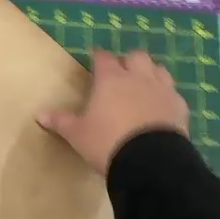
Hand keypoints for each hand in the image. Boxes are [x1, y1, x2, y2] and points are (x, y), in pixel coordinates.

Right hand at [38, 50, 189, 174]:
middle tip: (120, 76)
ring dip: (150, 74)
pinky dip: (165, 96)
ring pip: (159, 69)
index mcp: (111, 79)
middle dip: (128, 62)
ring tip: (142, 88)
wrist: (150, 162)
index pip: (103, 58)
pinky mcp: (180, 106)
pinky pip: (173, 93)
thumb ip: (61, 122)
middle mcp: (138, 78)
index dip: (98, 58)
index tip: (94, 61)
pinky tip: (160, 108)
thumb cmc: (107, 142)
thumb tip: (40, 115)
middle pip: (135, 57)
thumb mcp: (78, 135)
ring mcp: (162, 90)